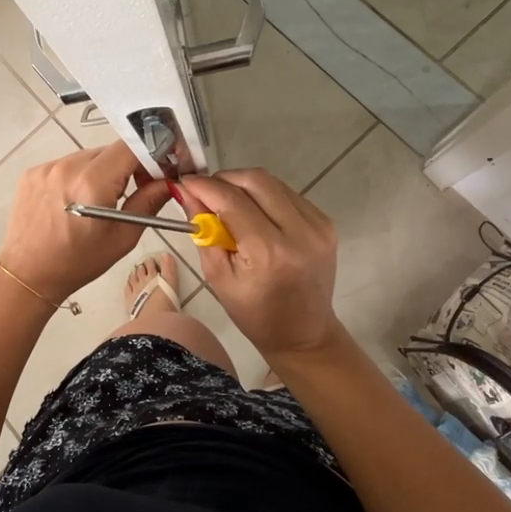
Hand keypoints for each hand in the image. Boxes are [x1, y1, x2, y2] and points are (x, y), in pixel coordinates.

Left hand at [0, 142, 169, 303]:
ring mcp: (46, 167)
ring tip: (98, 200)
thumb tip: (169, 182)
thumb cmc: (78, 262)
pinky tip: (74, 201)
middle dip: (125, 166)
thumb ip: (148, 203)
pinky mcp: (32, 172)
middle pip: (108, 151)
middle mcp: (68, 167)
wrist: (28, 274)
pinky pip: (65, 165)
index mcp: (93, 183)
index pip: (130, 147)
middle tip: (132, 190)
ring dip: (100, 171)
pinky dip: (76, 176)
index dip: (148, 156)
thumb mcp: (122, 237)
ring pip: (87, 156)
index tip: (155, 173)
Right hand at [178, 169, 341, 357]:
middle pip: (255, 181)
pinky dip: (264, 195)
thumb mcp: (218, 277)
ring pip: (272, 182)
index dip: (205, 186)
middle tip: (206, 190)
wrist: (304, 333)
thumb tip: (188, 193)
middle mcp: (299, 233)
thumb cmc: (255, 313)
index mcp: (269, 253)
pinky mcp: (325, 223)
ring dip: (244, 184)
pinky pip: (287, 194)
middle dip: (224, 178)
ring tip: (226, 200)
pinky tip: (253, 212)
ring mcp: (317, 226)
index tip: (185, 182)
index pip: (232, 201)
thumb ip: (203, 232)